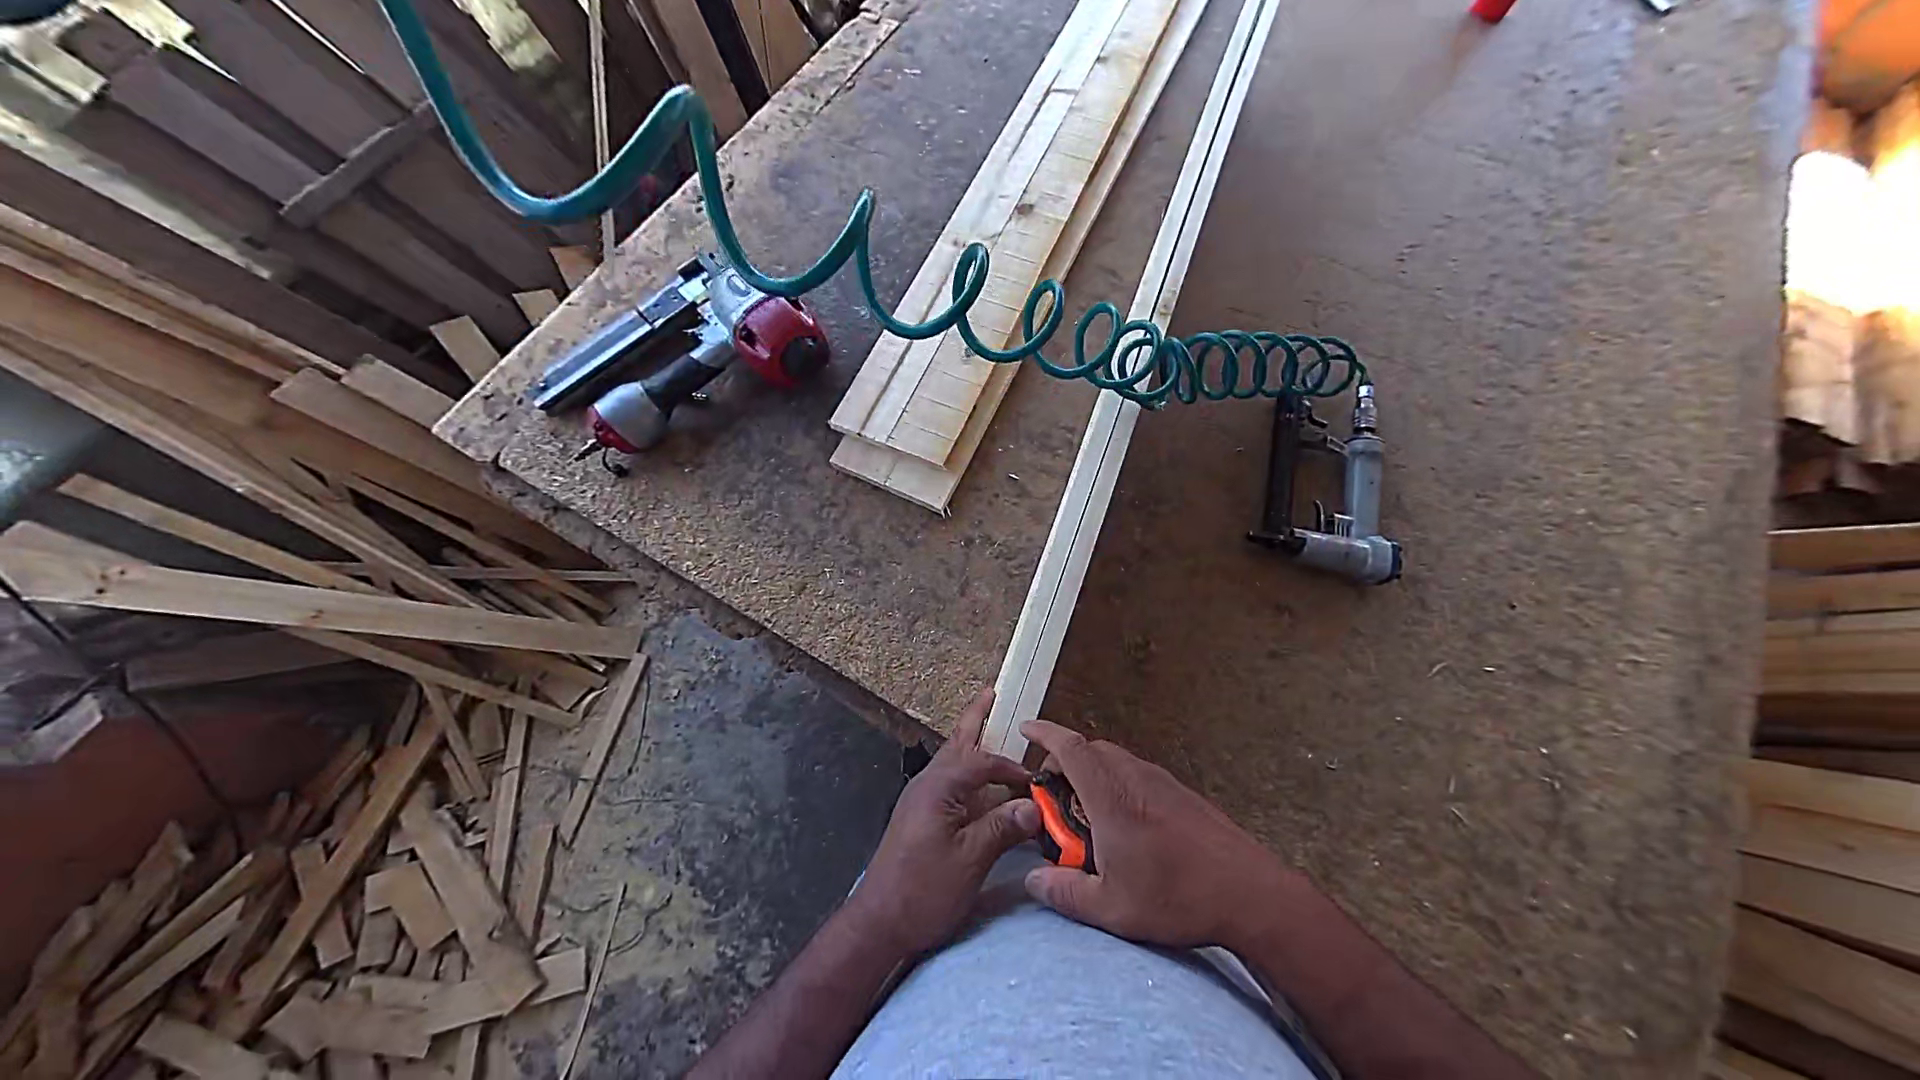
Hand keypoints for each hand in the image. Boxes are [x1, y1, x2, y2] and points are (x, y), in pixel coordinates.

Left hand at [847, 690, 1038, 955]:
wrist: (879, 922)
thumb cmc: (922, 891)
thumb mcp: (970, 860)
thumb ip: (1002, 828)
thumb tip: (1036, 806)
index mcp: (938, 788)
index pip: (982, 762)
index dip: (1011, 767)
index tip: (1036, 781)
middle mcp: (927, 785)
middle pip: (958, 743)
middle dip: (976, 718)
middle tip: (991, 692)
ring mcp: (921, 800)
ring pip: (951, 760)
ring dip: (970, 740)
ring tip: (986, 720)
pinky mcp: (921, 816)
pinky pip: (949, 780)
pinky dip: (967, 770)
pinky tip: (979, 780)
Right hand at [1021, 719, 1300, 950]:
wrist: (1250, 893)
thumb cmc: (1179, 896)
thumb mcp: (1111, 907)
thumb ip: (1064, 893)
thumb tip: (1034, 882)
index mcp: (1111, 796)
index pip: (1070, 747)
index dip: (1045, 733)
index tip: (1027, 729)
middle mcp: (1135, 778)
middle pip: (1091, 749)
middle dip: (1064, 760)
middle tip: (1052, 790)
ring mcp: (1162, 782)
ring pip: (1116, 759)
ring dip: (1092, 772)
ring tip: (1086, 810)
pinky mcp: (1181, 794)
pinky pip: (1138, 773)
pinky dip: (1117, 782)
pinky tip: (1124, 822)